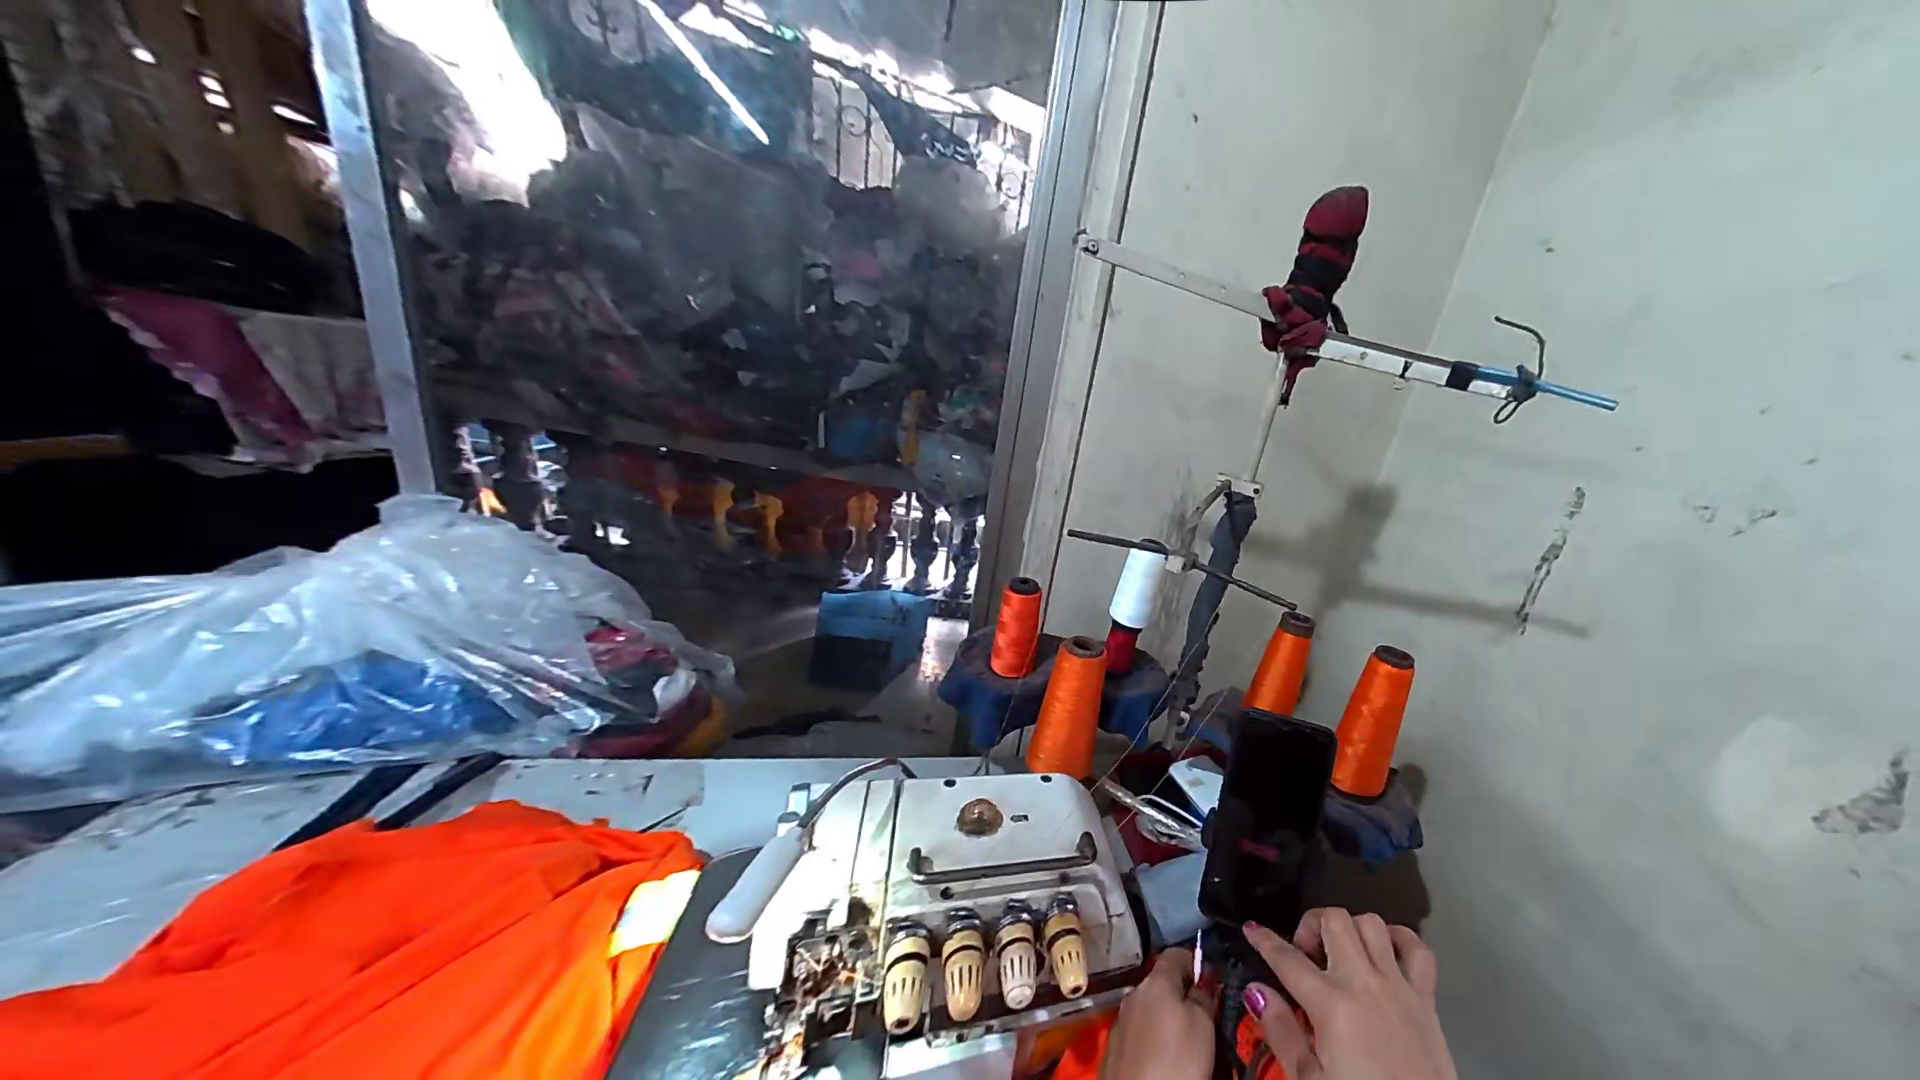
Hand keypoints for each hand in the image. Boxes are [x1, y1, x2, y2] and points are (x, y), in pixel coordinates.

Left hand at [1100, 948, 1218, 1079]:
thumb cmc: (1177, 1060)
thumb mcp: (1203, 1027)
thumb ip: (1203, 998)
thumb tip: (1203, 975)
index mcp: (1155, 981)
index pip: (1174, 954)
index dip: (1192, 960)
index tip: (1209, 976)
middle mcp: (1133, 993)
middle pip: (1160, 982)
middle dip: (1180, 993)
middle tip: (1203, 1014)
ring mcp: (1121, 1019)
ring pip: (1148, 1007)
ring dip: (1165, 1015)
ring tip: (1186, 1039)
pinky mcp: (1115, 1047)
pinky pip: (1139, 1030)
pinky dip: (1153, 1035)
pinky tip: (1163, 1055)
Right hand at [1242, 909, 1456, 1079]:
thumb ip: (1281, 1031)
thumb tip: (1257, 990)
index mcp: (1331, 1003)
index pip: (1286, 958)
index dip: (1263, 939)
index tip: (1251, 929)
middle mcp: (1363, 982)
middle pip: (1333, 920)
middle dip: (1311, 925)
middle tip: (1305, 954)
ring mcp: (1399, 988)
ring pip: (1371, 924)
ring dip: (1351, 930)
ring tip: (1341, 954)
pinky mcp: (1427, 1001)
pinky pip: (1418, 950)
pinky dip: (1400, 940)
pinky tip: (1385, 953)